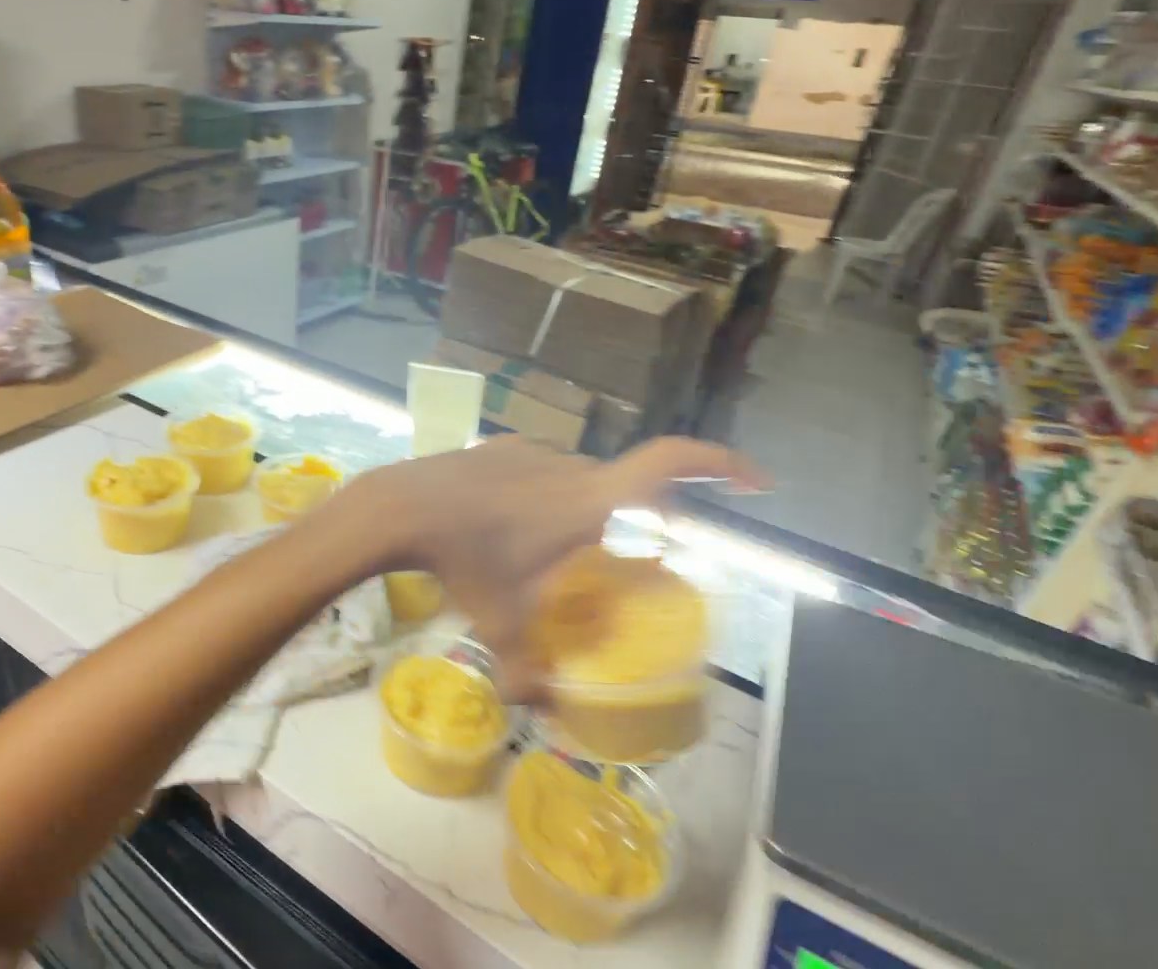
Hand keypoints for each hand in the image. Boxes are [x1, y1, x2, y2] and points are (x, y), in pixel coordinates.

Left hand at [340, 436, 763, 698]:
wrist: (400, 508)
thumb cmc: (466, 561)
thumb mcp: (503, 624)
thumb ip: (529, 673)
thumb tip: (542, 711)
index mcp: (591, 499)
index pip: (671, 462)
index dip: (722, 464)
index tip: (757, 481)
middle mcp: (571, 465)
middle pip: (625, 485)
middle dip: (638, 519)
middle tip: (629, 558)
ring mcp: (532, 449)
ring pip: (579, 478)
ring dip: (583, 509)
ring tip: (557, 549)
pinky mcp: (499, 447)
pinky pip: (541, 470)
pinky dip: (543, 495)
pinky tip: (512, 525)